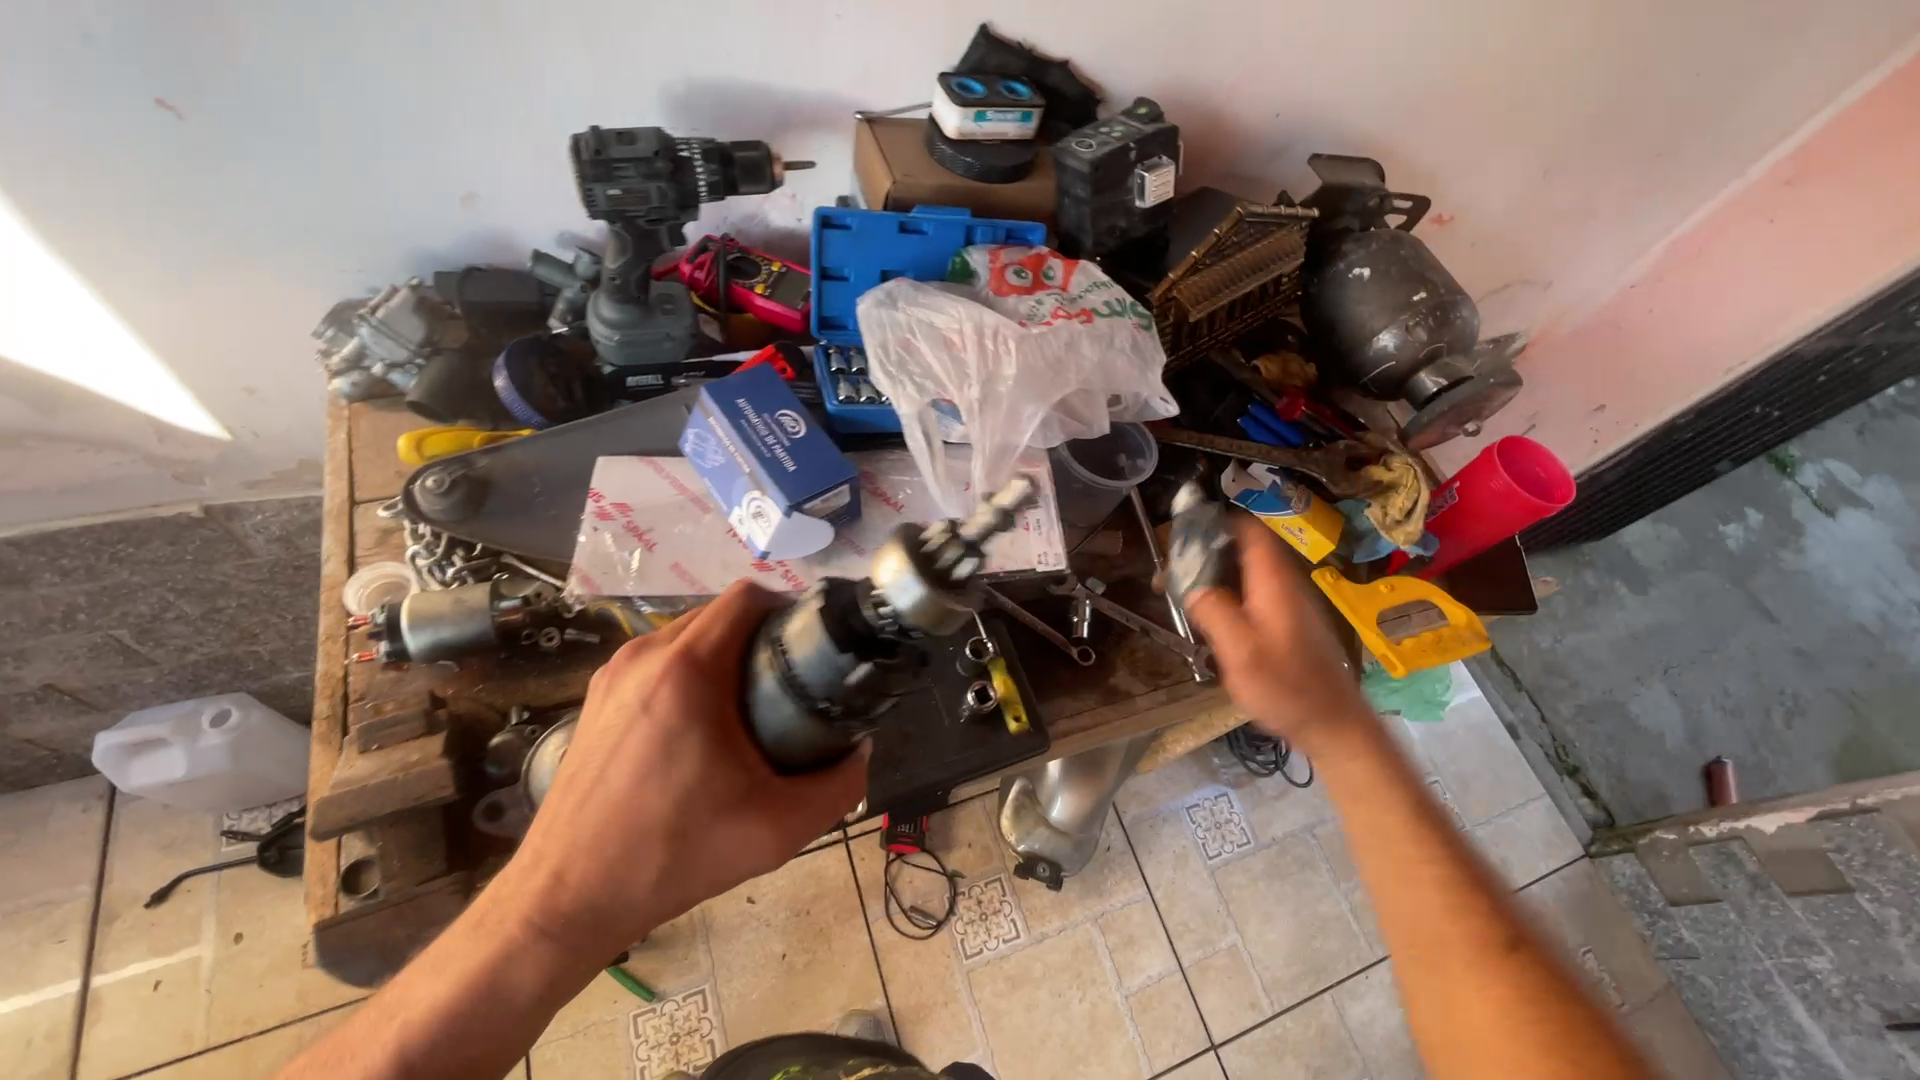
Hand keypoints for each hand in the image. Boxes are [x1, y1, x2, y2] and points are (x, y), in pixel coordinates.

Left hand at [499, 581, 868, 964]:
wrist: (569, 896)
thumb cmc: (674, 855)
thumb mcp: (777, 829)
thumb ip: (838, 787)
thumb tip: (859, 752)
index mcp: (688, 670)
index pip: (748, 597)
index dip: (788, 610)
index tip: (809, 650)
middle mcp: (645, 657)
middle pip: (719, 613)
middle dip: (759, 637)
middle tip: (788, 687)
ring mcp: (613, 675)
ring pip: (685, 636)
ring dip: (722, 656)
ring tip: (748, 709)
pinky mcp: (596, 698)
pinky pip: (656, 663)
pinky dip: (687, 675)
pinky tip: (699, 730)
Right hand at [1182, 514, 1371, 750]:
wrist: (1334, 725)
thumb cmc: (1287, 687)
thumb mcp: (1240, 650)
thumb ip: (1212, 609)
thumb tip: (1190, 584)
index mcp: (1274, 582)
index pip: (1249, 531)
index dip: (1217, 523)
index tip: (1183, 534)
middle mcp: (1286, 586)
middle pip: (1245, 550)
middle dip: (1207, 553)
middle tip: (1172, 571)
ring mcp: (1291, 606)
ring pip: (1248, 575)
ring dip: (1215, 577)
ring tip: (1182, 594)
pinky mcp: (1290, 625)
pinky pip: (1254, 596)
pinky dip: (1229, 597)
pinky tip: (1210, 620)